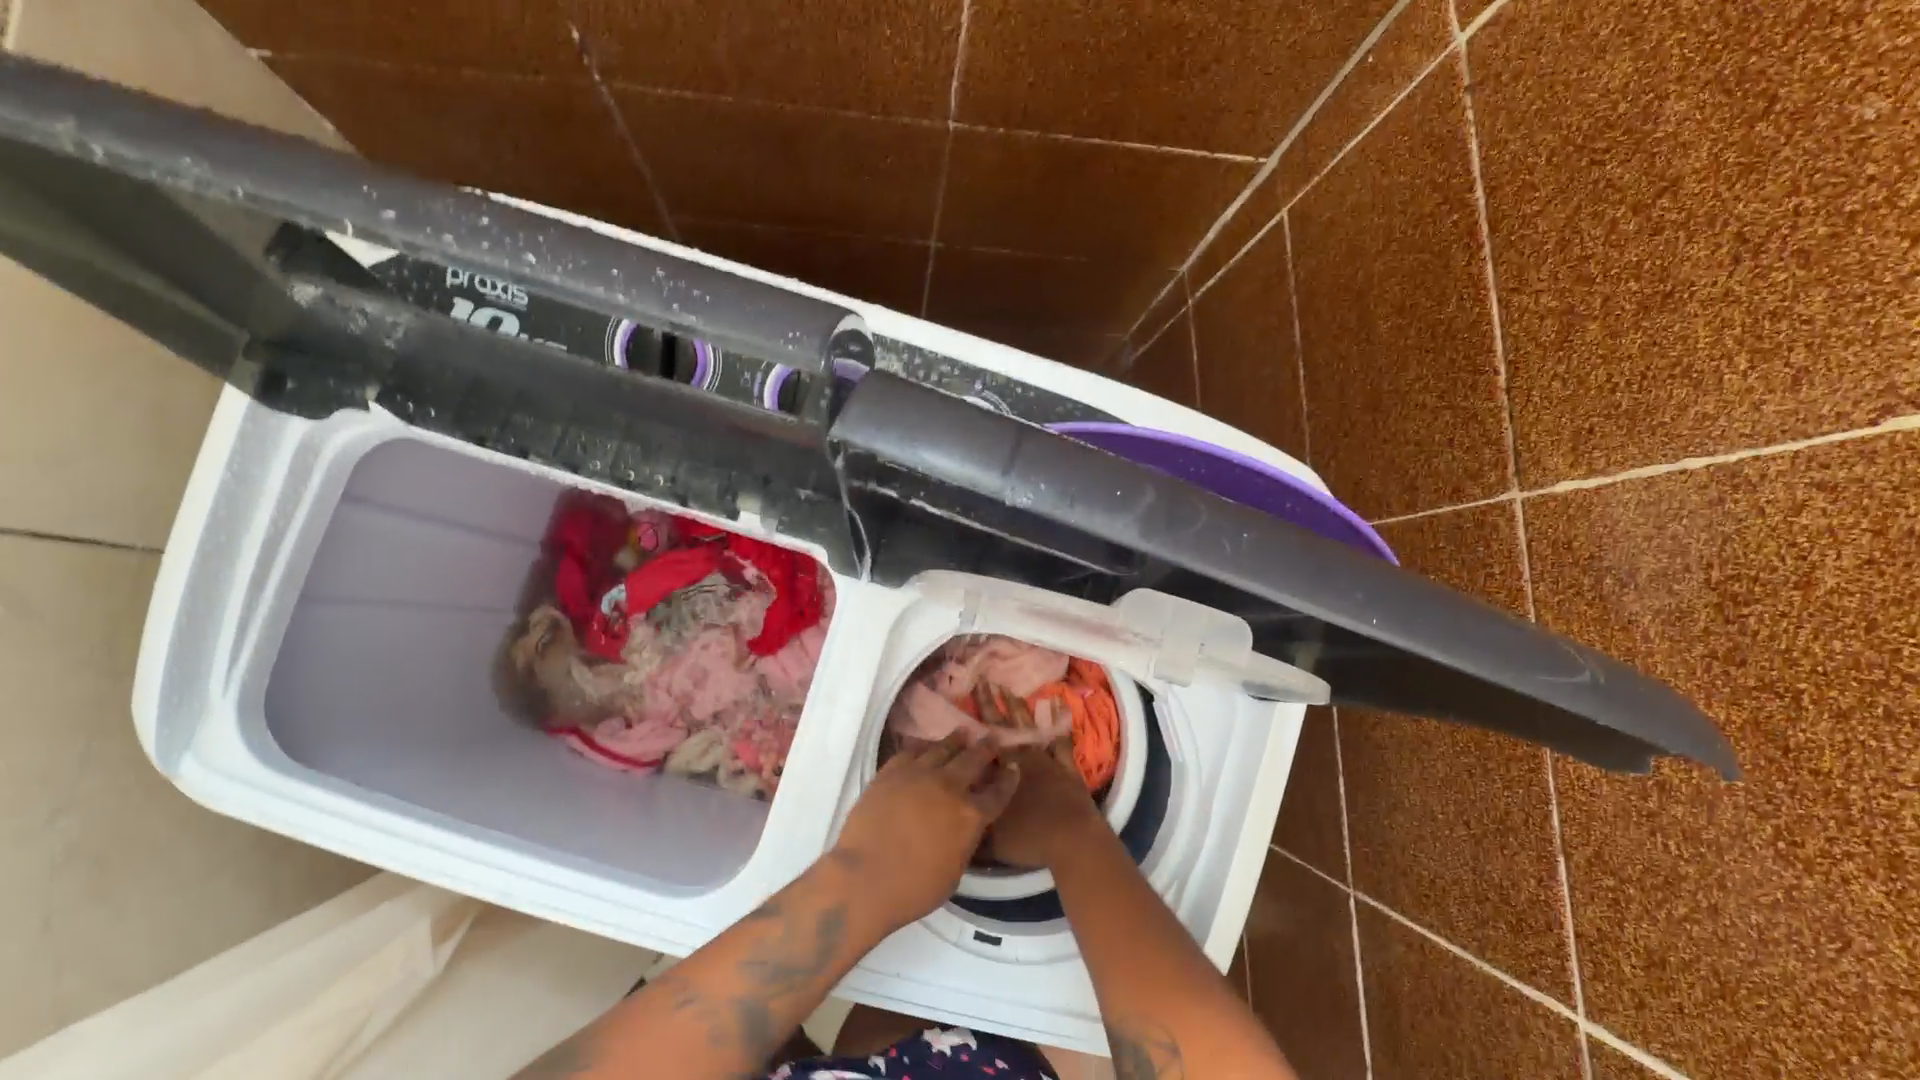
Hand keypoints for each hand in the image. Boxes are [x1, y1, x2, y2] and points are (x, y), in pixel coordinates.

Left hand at [834, 732, 1018, 930]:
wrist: (865, 878)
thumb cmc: (915, 888)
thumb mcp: (955, 871)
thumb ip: (964, 841)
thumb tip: (963, 828)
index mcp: (971, 816)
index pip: (998, 792)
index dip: (1008, 779)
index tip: (1013, 767)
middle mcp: (949, 787)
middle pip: (973, 760)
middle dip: (986, 748)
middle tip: (991, 738)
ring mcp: (917, 775)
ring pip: (942, 748)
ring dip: (955, 741)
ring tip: (962, 733)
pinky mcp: (890, 773)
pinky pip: (910, 752)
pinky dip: (922, 748)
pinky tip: (923, 748)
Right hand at [973, 683, 1104, 868]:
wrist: (1072, 841)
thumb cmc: (1029, 839)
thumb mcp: (990, 840)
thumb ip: (971, 826)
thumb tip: (953, 814)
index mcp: (1000, 772)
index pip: (982, 739)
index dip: (974, 719)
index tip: (966, 699)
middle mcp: (1021, 758)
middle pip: (1003, 727)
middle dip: (991, 704)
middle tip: (984, 681)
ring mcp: (1046, 759)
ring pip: (1029, 727)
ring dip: (1018, 708)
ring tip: (1008, 689)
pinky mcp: (1066, 766)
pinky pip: (1061, 738)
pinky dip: (1059, 720)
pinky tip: (1057, 702)